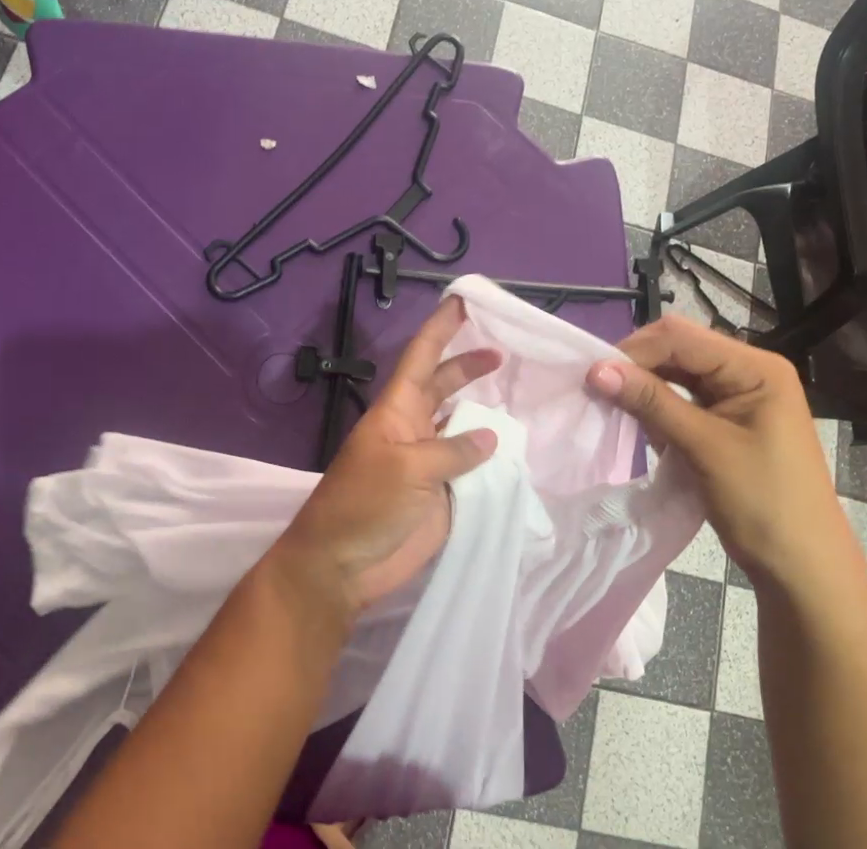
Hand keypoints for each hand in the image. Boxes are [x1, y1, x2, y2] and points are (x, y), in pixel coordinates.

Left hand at [270, 296, 500, 618]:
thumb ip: (452, 450)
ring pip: (463, 428)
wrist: (344, 565)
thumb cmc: (363, 504)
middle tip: (504, 351)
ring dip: (488, 416)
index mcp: (398, 411)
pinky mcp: (444, 497)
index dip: (440, 329)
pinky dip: (495, 462)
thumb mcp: (406, 468)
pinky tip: (521, 454)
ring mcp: (430, 464)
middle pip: (445, 387)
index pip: (421, 358)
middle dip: (469, 367)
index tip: (462, 300)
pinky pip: (474, 471)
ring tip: (523, 402)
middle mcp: (415, 430)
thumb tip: (491, 439)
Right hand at [586, 316, 847, 583]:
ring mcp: (740, 398)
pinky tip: (646, 431)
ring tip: (618, 414)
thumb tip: (596, 370)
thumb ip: (652, 403)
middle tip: (600, 394)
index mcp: (756, 367)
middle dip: (638, 369)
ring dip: (647, 391)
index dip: (635, 351)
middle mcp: (749, 372)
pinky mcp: (729, 423)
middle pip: (679, 351)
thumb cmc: (763, 502)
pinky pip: (685, 401)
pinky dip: (660, 411)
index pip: (681, 337)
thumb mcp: (704, 447)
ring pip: (678, 376)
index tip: (593, 378)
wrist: (803, 567)